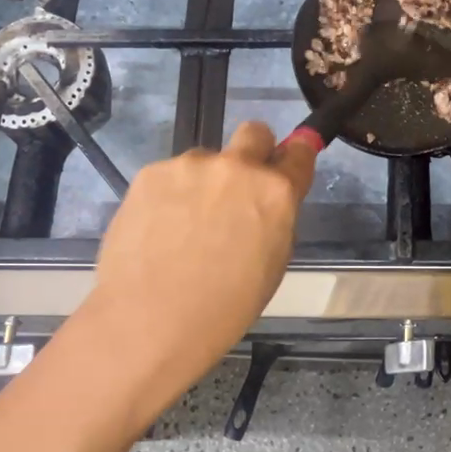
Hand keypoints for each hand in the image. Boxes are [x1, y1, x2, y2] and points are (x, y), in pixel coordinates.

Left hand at [73, 121, 315, 412]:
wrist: (152, 318)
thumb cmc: (226, 307)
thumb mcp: (272, 263)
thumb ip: (274, 219)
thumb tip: (267, 201)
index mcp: (276, 193)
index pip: (300, 153)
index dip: (297, 154)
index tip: (290, 160)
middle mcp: (237, 168)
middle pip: (255, 133)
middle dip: (254, 152)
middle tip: (237, 189)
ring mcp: (190, 166)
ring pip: (206, 160)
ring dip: (203, 183)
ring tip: (184, 228)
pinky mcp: (150, 173)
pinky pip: (169, 176)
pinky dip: (169, 196)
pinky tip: (158, 231)